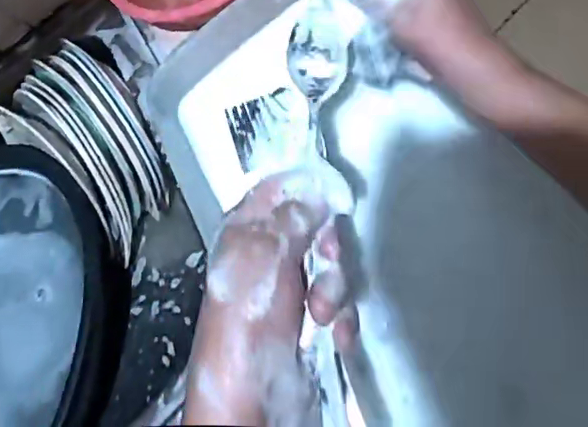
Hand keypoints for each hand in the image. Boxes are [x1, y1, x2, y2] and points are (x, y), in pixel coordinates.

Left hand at [186, 168, 355, 425]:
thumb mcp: (266, 258)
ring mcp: (290, 292)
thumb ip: (295, 217)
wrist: (254, 409)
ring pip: (330, 264)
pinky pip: (340, 303)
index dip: (305, 183)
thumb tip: (320, 187)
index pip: (276, 189)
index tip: (334, 187)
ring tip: (322, 311)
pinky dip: (342, 316)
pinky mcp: (311, 325)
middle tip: (328, 256)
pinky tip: (334, 333)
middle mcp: (268, 257)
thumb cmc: (247, 327)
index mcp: (245, 234)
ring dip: (334, 286)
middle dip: (327, 241)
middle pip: (311, 225)